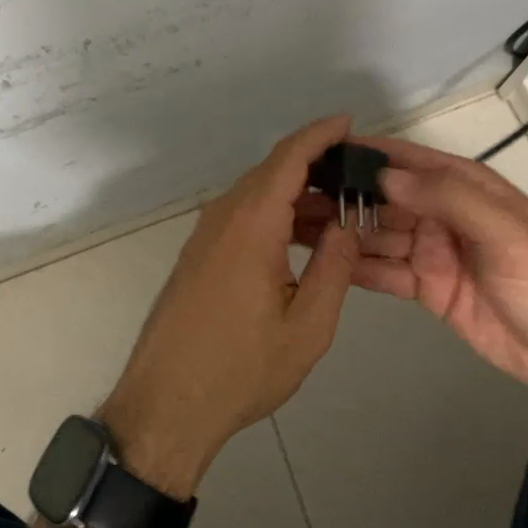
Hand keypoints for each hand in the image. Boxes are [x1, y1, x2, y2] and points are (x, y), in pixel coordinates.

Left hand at [98, 117, 360, 498]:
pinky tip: (304, 241)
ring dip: (299, 197)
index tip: (349, 123)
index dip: (320, 134)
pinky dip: (278, 217)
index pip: (289, 158)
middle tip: (360, 180)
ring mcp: (207, 234)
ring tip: (342, 215)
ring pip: (259, 196)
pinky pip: (245, 217)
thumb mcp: (307, 326)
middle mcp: (225, 215)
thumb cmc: (240, 367)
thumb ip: (334, 268)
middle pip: (274, 172)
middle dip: (318, 167)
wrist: (166, 405)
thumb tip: (346, 226)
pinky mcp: (201, 254)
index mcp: (252, 223)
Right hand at [292, 135, 527, 397]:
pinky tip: (323, 264)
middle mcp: (443, 214)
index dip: (369, 153)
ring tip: (296, 226)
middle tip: (294, 195)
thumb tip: (387, 175)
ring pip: (379, 235)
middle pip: (385, 198)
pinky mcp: (429, 289)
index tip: (322, 149)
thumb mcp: (505, 230)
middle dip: (344, 194)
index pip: (409, 160)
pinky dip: (358, 267)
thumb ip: (448, 198)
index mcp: (465, 188)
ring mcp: (434, 252)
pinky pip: (387, 272)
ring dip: (343, 230)